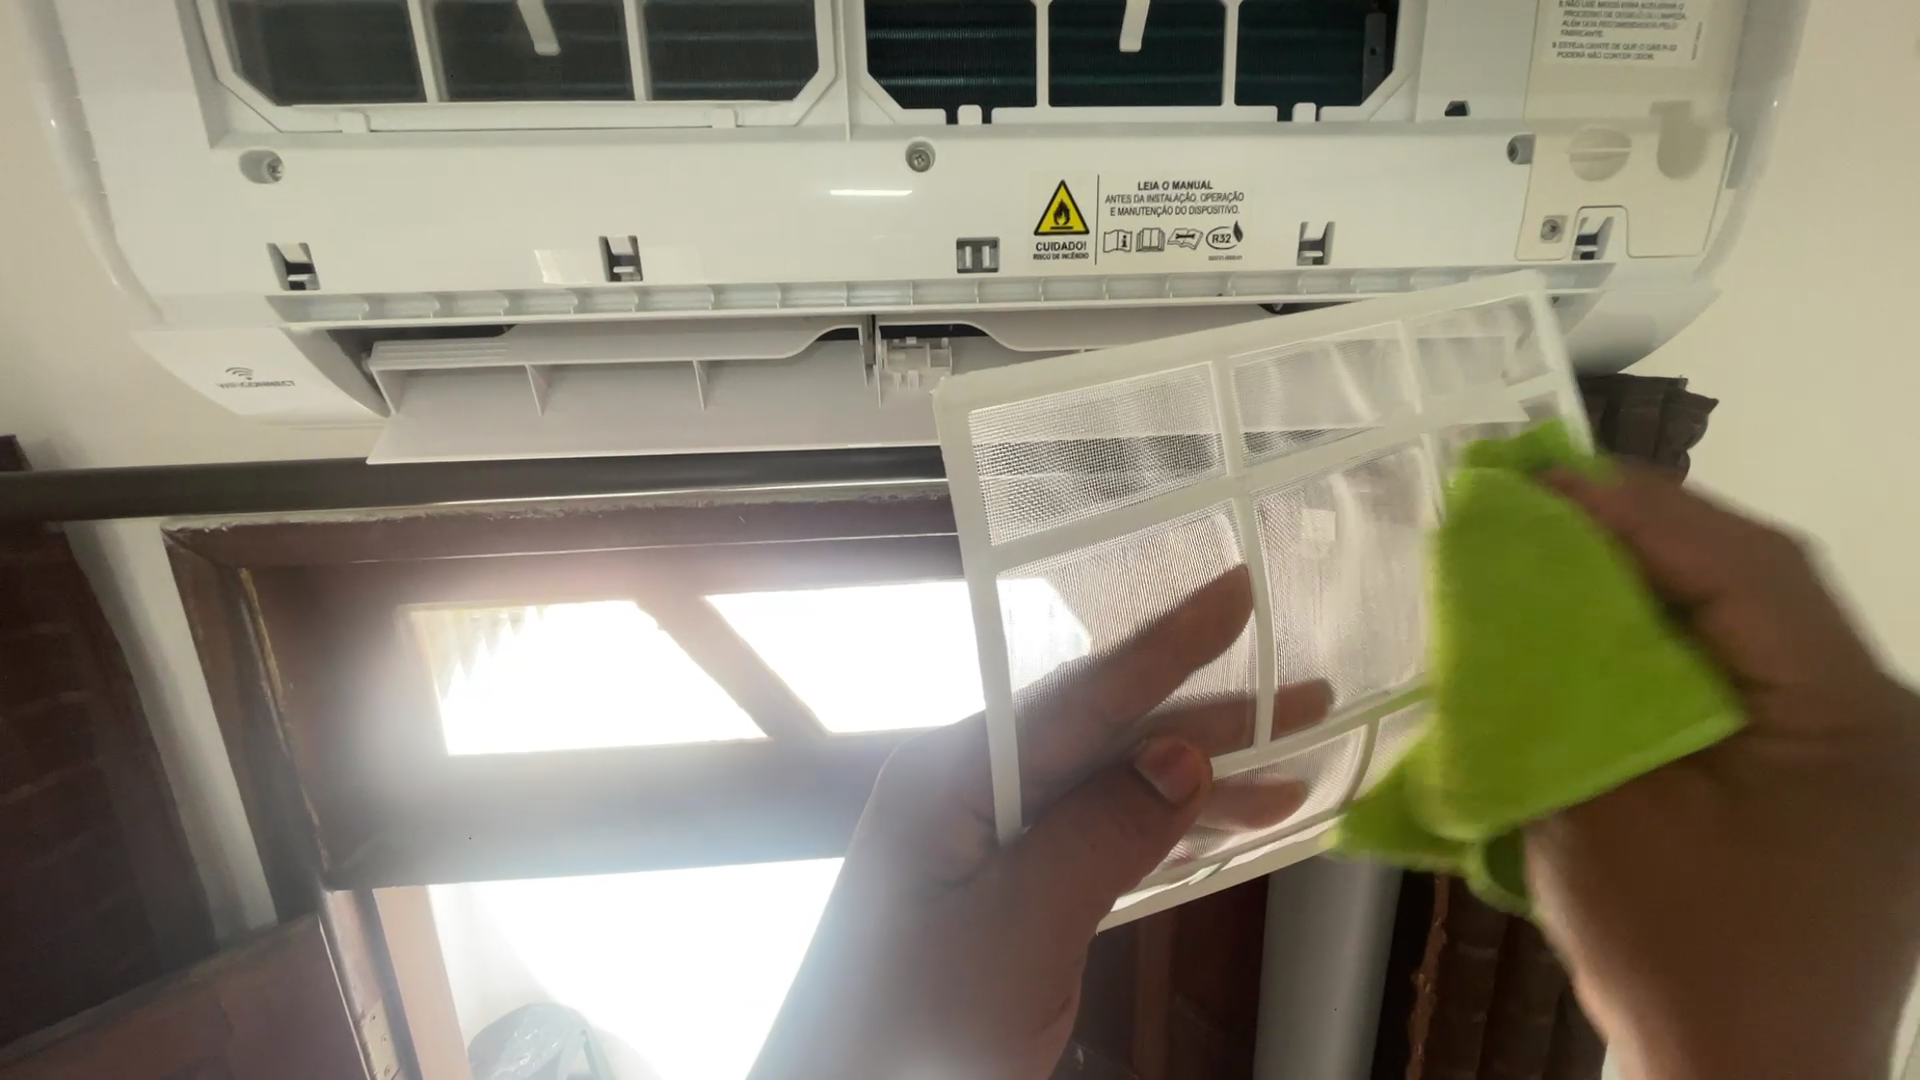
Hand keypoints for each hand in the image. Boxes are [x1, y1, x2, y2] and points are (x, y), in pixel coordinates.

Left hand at [749, 569, 1332, 1079]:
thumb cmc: (915, 1025)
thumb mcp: (1017, 931)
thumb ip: (1099, 834)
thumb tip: (1183, 754)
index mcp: (956, 770)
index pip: (1080, 695)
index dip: (1167, 646)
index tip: (1236, 592)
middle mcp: (970, 780)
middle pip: (1102, 734)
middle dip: (1206, 719)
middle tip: (1305, 698)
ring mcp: (985, 828)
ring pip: (1105, 785)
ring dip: (1194, 782)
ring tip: (1287, 779)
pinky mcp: (1001, 874)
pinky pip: (1090, 831)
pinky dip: (1155, 831)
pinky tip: (1211, 827)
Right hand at [1529, 467, 1919, 1079]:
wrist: (1732, 1066)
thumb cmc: (1672, 943)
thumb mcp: (1599, 805)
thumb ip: (1556, 692)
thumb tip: (1502, 600)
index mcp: (1855, 726)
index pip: (1756, 576)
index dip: (1646, 513)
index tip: (1547, 478)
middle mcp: (1875, 720)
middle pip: (1760, 583)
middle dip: (1649, 523)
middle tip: (1545, 488)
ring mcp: (1845, 745)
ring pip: (1745, 616)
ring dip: (1650, 566)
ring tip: (1561, 528)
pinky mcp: (1801, 765)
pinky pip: (1726, 662)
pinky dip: (1653, 621)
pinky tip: (1592, 609)